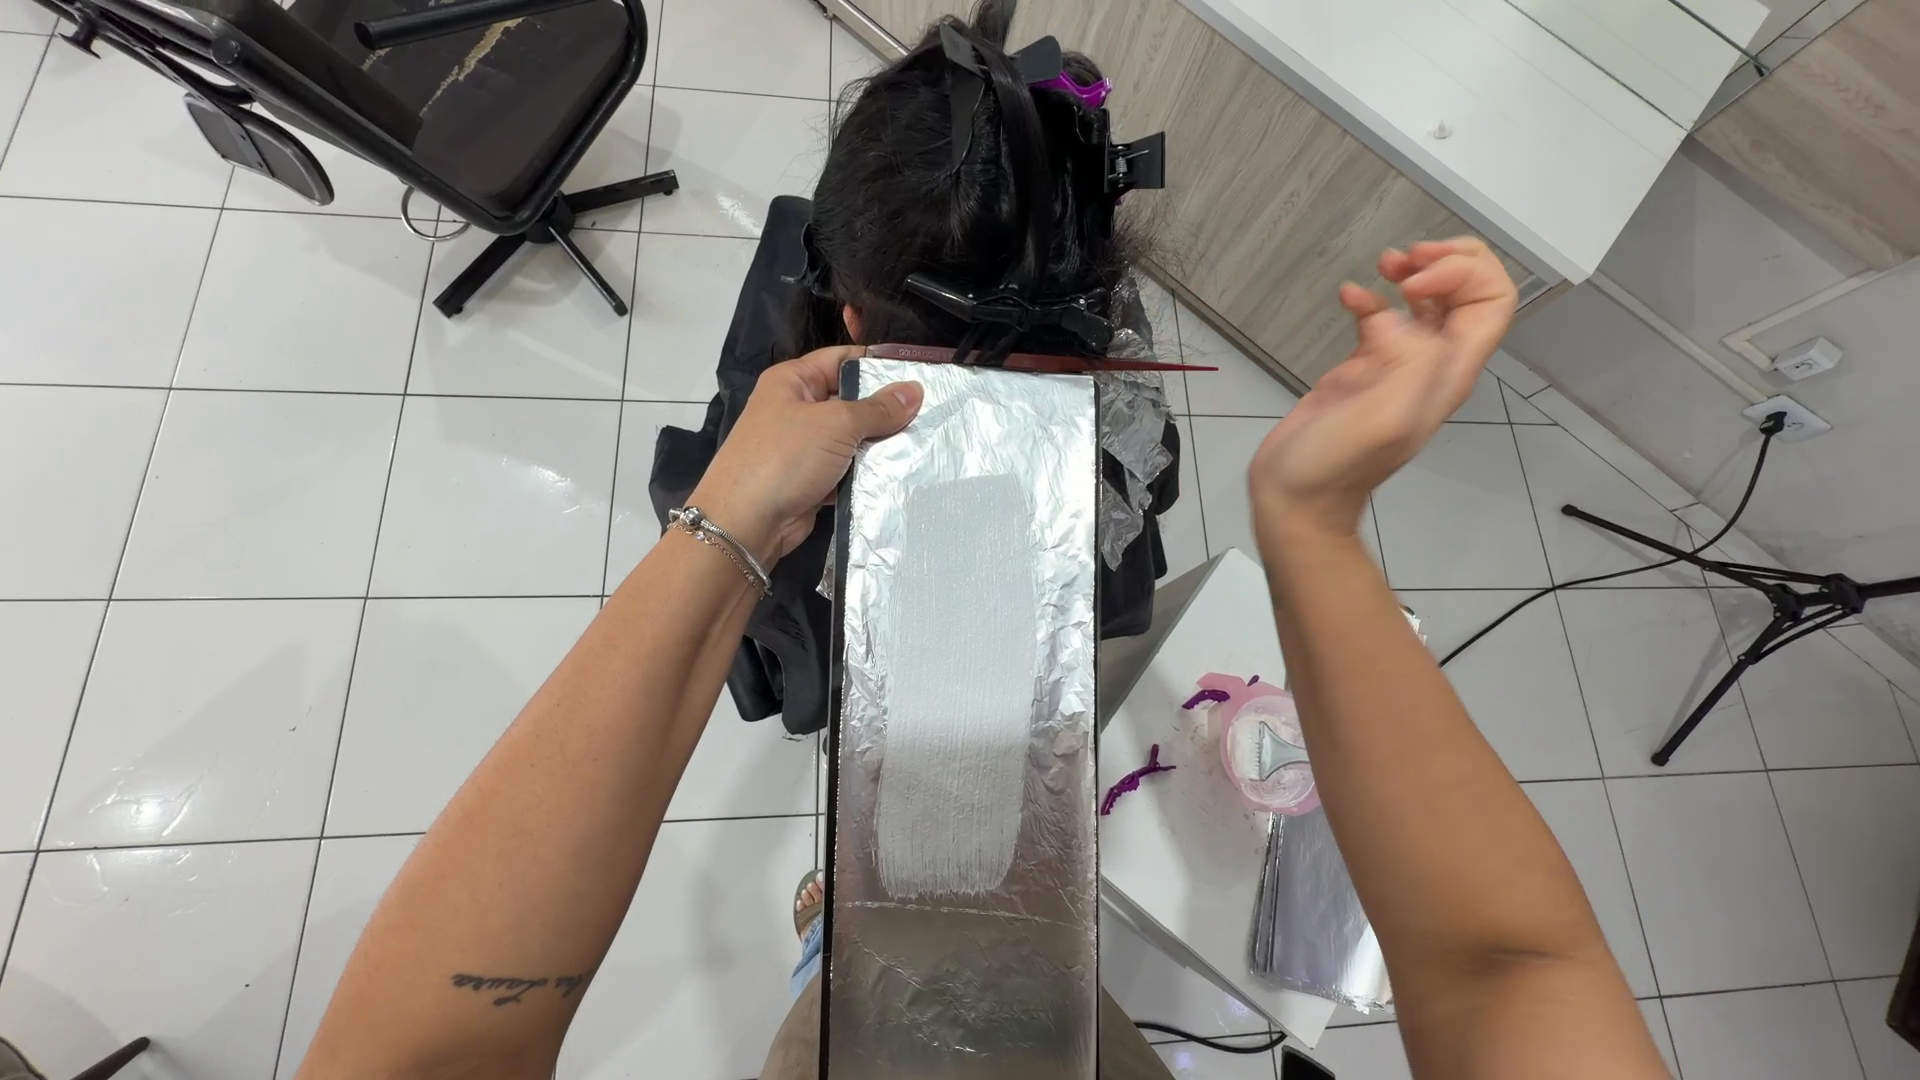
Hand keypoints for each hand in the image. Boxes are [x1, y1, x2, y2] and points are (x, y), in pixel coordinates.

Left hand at [689, 346, 922, 563]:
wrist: (746, 523)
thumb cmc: (786, 458)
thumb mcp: (836, 424)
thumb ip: (878, 409)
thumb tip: (915, 391)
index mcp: (793, 381)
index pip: (842, 359)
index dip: (878, 364)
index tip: (918, 374)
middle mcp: (796, 409)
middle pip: (850, 400)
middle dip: (885, 408)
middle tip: (929, 413)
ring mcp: (803, 447)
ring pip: (851, 438)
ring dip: (879, 444)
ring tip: (922, 444)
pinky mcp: (810, 480)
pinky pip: (846, 469)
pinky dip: (866, 473)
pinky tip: (898, 475)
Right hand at [1249, 237, 1515, 548]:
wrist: (1295, 498)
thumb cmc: (1336, 464)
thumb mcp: (1385, 417)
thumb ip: (1409, 363)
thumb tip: (1394, 321)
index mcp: (1446, 374)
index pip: (1492, 303)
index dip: (1462, 275)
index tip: (1411, 281)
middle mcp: (1430, 366)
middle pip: (1469, 296)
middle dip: (1446, 263)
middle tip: (1403, 260)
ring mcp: (1394, 368)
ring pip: (1427, 304)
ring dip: (1413, 273)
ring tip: (1383, 263)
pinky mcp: (1360, 370)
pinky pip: (1379, 321)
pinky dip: (1368, 299)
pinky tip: (1346, 296)